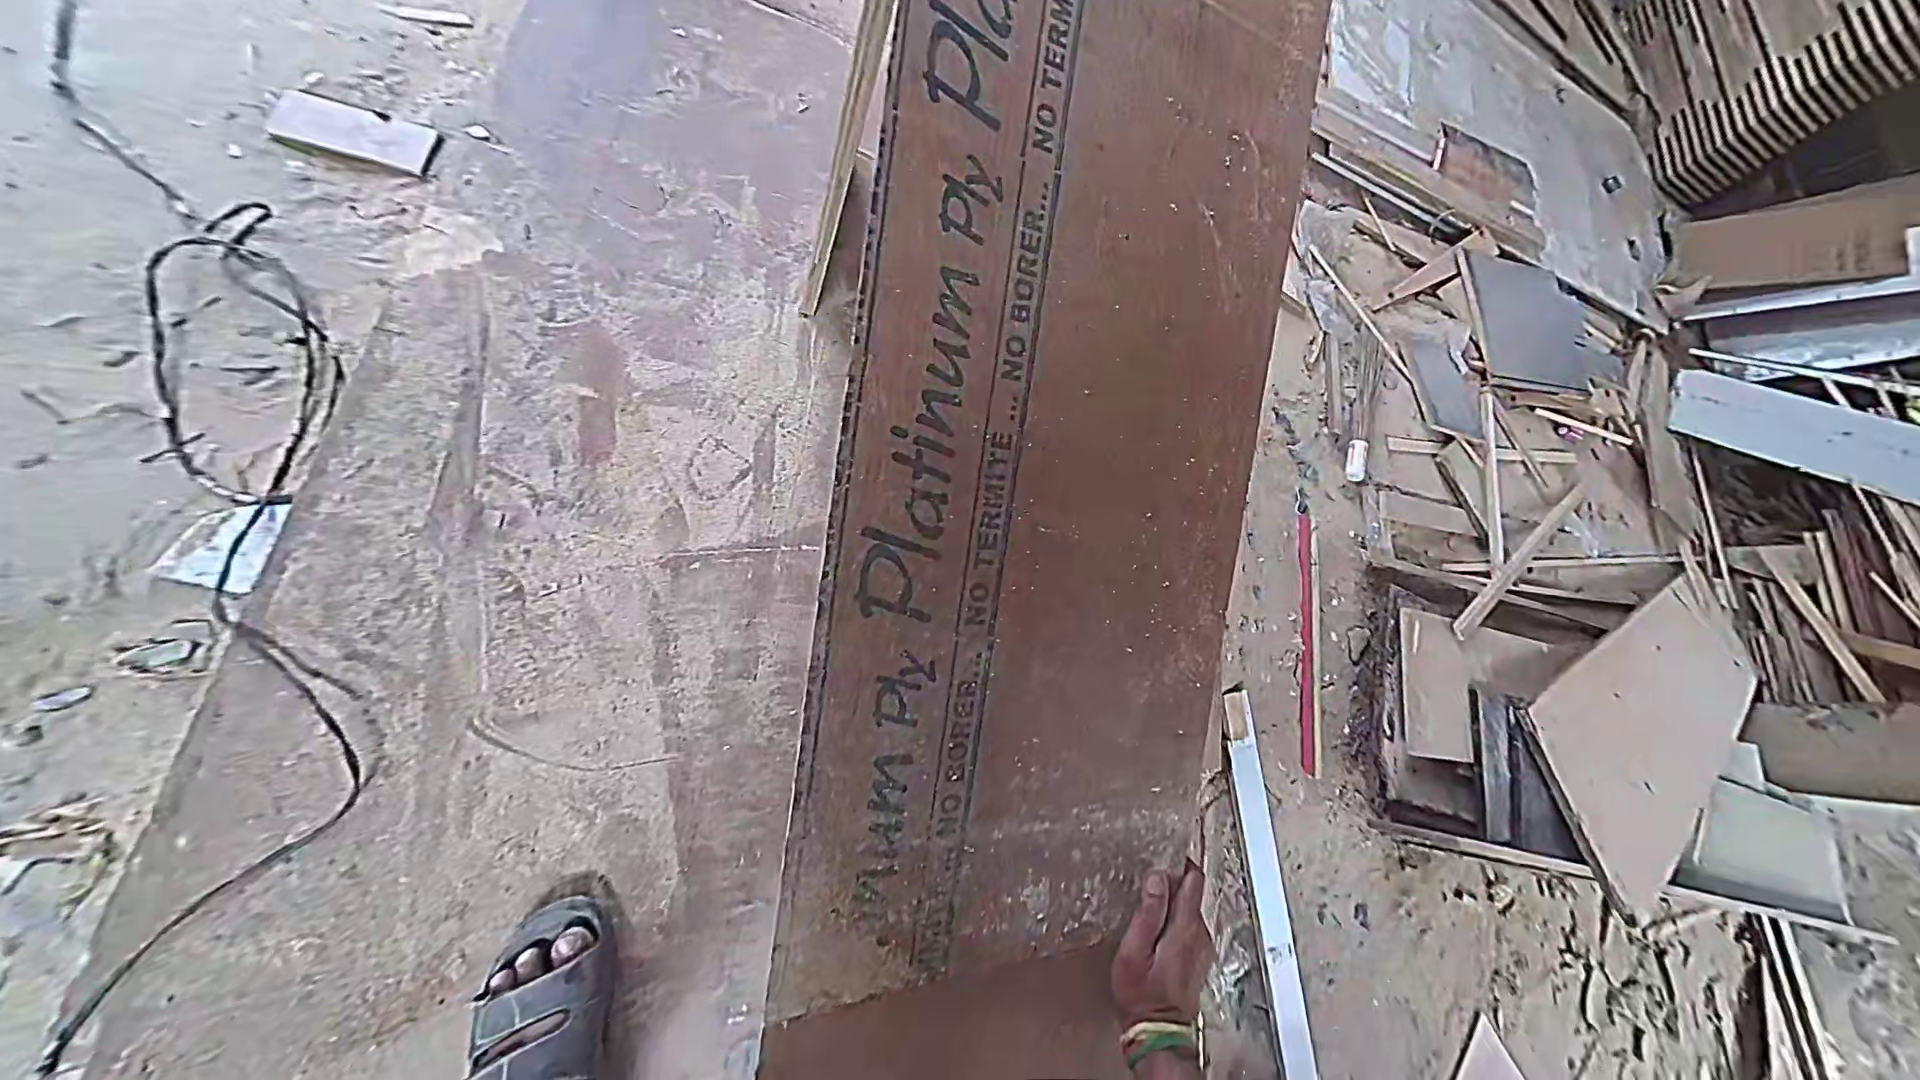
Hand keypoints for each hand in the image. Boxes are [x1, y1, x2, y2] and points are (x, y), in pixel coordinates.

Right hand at [1110, 860, 1211, 1027]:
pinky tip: (1155, 925)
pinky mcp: (1198, 956)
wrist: (1157, 1032)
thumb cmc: (1141, 993)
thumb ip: (1148, 911)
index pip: (1193, 880)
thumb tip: (1157, 877)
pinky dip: (1174, 916)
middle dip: (1171, 880)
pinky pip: (1188, 923)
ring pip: (1189, 907)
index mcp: (1185, 927)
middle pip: (1192, 891)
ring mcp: (1202, 946)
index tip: (1162, 854)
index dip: (1179, 863)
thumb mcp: (1134, 949)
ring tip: (1147, 900)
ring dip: (1171, 899)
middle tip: (1146, 880)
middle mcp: (1200, 934)